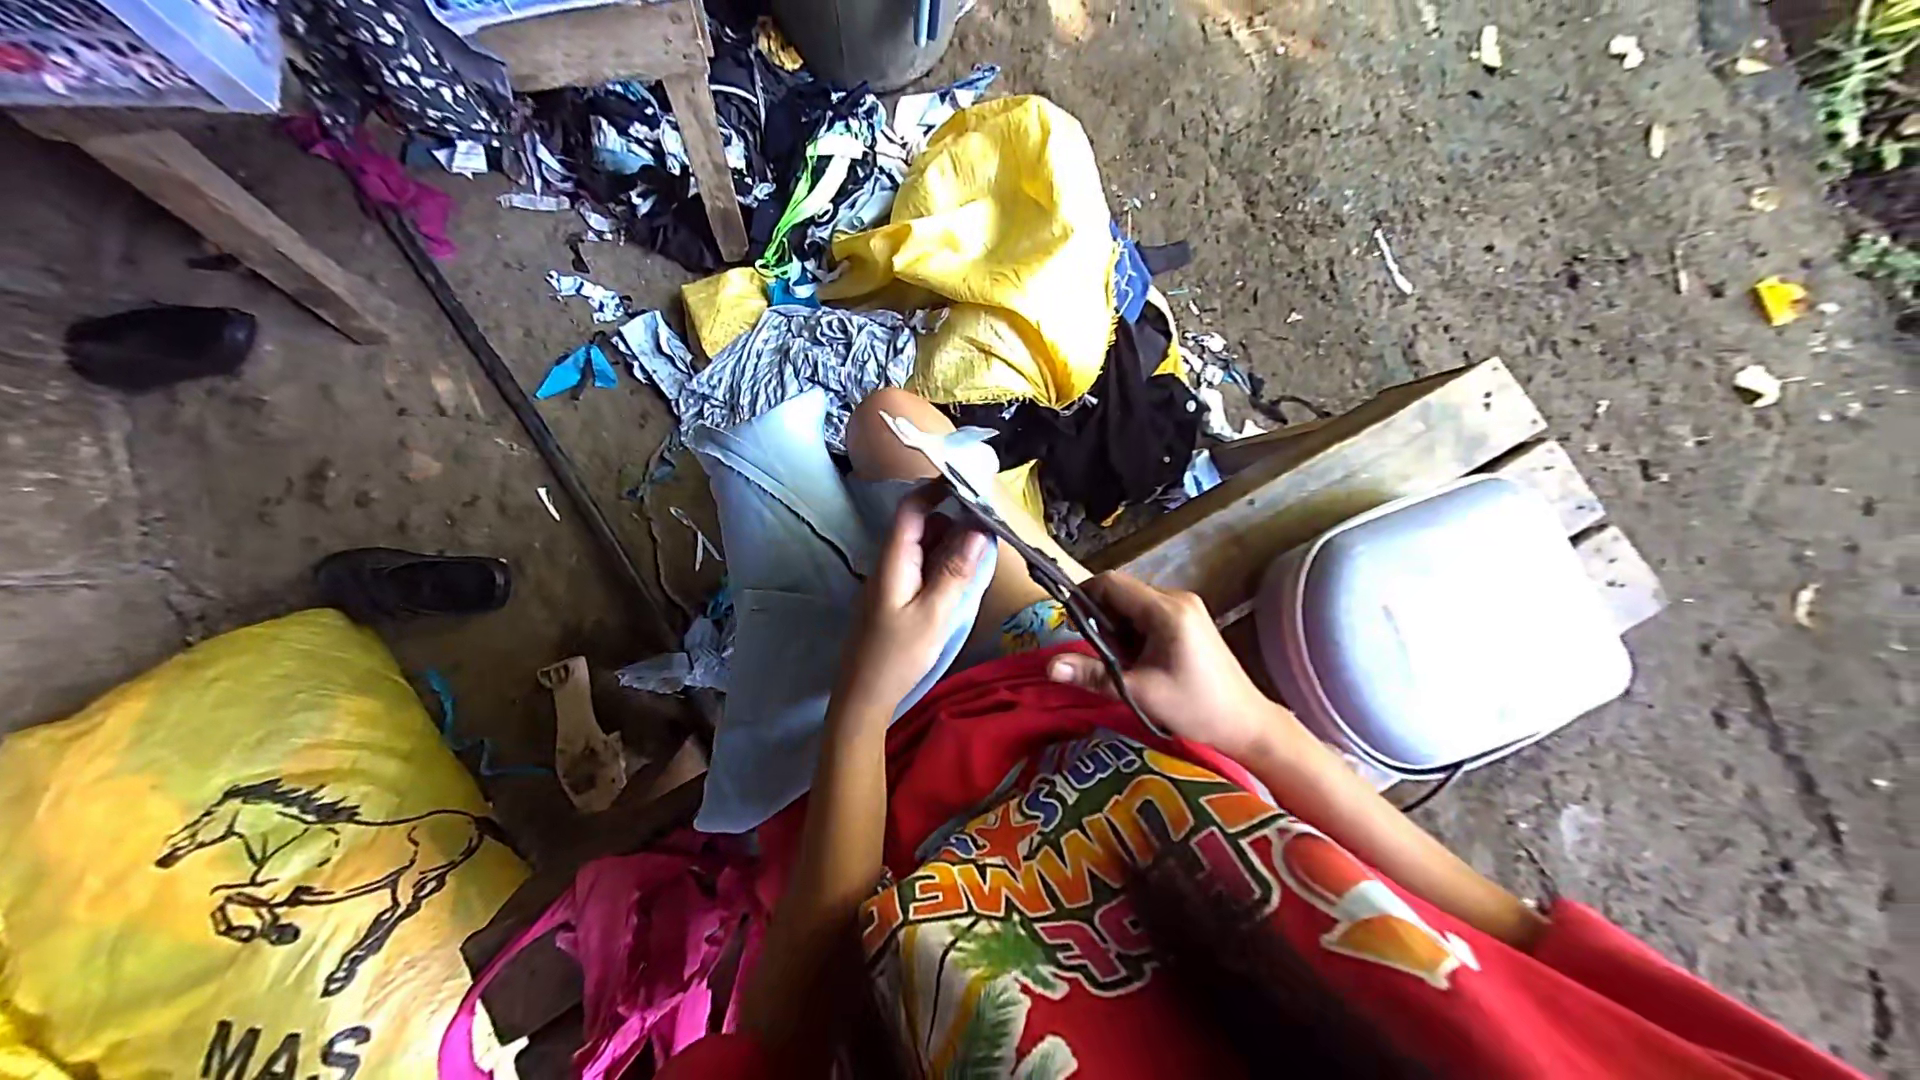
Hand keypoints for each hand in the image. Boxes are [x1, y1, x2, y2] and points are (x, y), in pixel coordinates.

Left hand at [834, 487, 990, 713]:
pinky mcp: (897, 598)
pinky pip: (922, 568)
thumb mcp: (934, 614)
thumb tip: (978, 529)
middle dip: (954, 520)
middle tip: (990, 526)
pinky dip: (944, 566)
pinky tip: (964, 579)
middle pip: (921, 526)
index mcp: (894, 560)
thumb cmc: (897, 656)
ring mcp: (892, 581)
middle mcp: (890, 563)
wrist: (863, 697)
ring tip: (984, 553)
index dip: (936, 489)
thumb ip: (956, 571)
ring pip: (924, 548)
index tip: (969, 482)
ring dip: (951, 545)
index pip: (911, 508)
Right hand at [1046, 572, 1300, 759]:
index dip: (1083, 597)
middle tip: (1103, 654)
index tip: (1071, 625)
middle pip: (1121, 592)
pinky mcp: (1189, 619)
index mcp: (1167, 610)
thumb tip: (1049, 666)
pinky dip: (1134, 632)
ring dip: (1118, 628)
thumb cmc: (1195, 708)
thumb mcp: (1139, 692)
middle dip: (1103, 619)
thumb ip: (1092, 674)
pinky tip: (1141, 660)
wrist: (1246, 724)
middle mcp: (1177, 598)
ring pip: (1132, 604)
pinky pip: (1147, 613)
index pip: (1111, 583)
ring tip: (1125, 662)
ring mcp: (1185, 607)